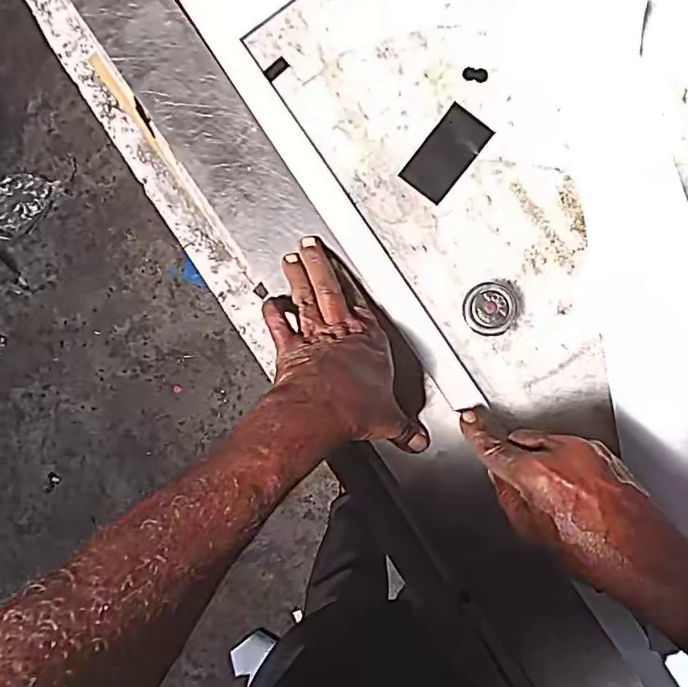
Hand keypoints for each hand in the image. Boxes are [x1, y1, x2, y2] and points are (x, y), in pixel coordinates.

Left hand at [261, 237, 428, 452]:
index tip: (349, 270)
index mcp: (368, 343)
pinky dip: (273, 311)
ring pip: (306, 299)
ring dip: (298, 278)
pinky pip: (280, 324)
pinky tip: (269, 299)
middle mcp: (340, 334)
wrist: (320, 413)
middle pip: (330, 291)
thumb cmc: (354, 409)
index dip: (354, 285)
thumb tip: (418, 440)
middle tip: (312, 245)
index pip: (363, 306)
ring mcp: (313, 338)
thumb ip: (403, 427)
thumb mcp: (389, 421)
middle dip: (321, 266)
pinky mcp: (290, 350)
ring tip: (293, 258)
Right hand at [459, 409, 687, 640]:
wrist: (646, 556)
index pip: (496, 448)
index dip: (478, 435)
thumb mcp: (538, 534)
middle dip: (514, 457)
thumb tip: (503, 482)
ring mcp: (587, 450)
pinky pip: (571, 450)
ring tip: (552, 500)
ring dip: (541, 461)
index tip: (470, 423)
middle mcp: (563, 453)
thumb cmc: (600, 554)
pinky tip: (572, 494)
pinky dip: (564, 464)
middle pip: (522, 441)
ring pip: (548, 444)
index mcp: (539, 474)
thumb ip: (513, 500)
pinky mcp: (605, 454)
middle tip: (514, 484)